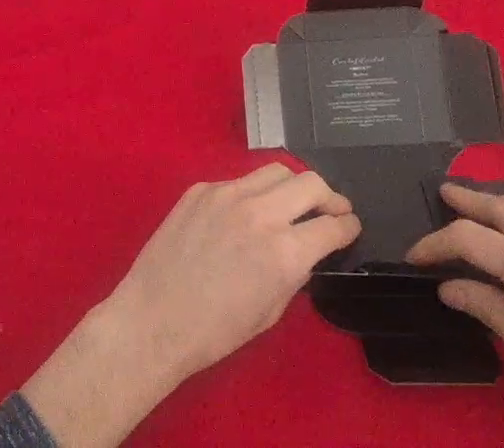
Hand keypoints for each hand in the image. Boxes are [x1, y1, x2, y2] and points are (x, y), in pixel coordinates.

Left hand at [20, 164, 359, 447]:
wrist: (153, 320)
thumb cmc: (215, 331)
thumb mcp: (271, 310)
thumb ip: (295, 272)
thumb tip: (306, 251)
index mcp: (285, 251)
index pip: (333, 224)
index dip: (348, 226)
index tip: (350, 227)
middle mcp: (261, 213)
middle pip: (311, 183)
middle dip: (330, 197)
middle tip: (332, 209)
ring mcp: (227, 195)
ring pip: (276, 171)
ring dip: (293, 185)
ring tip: (293, 202)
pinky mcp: (200, 190)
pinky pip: (238, 181)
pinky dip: (253, 192)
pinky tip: (246, 212)